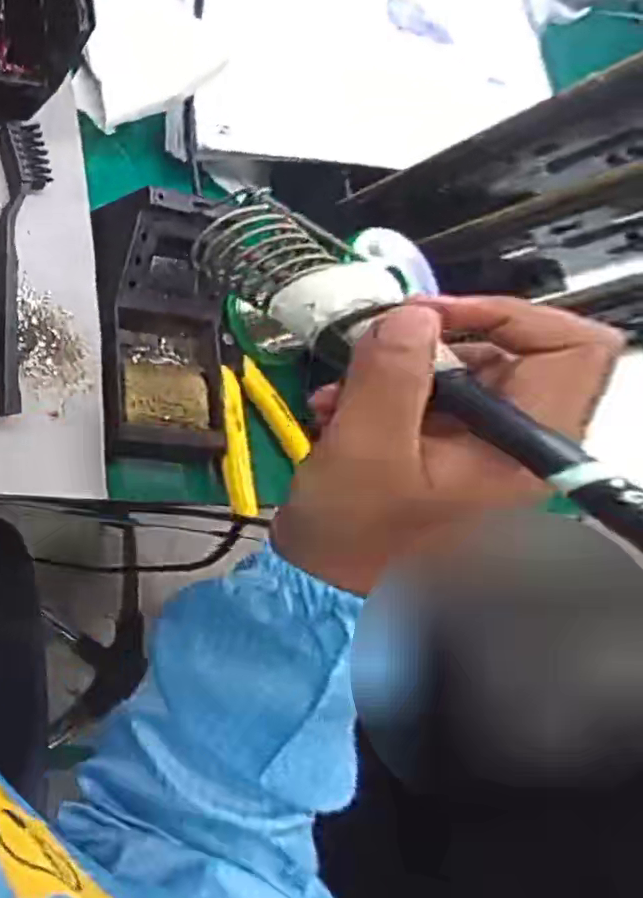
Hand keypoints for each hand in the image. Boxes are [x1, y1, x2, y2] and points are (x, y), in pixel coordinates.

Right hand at [275, 295, 623, 594]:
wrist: (331, 581)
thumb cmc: (356, 530)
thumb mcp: (361, 449)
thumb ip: (386, 381)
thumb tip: (406, 318)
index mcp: (525, 442)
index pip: (565, 346)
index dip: (495, 315)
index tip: (417, 316)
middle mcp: (518, 442)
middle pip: (505, 360)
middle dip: (424, 351)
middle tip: (364, 355)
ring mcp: (480, 452)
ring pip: (457, 382)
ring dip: (390, 377)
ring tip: (336, 398)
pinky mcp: (441, 457)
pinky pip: (426, 408)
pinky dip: (379, 400)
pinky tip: (338, 413)